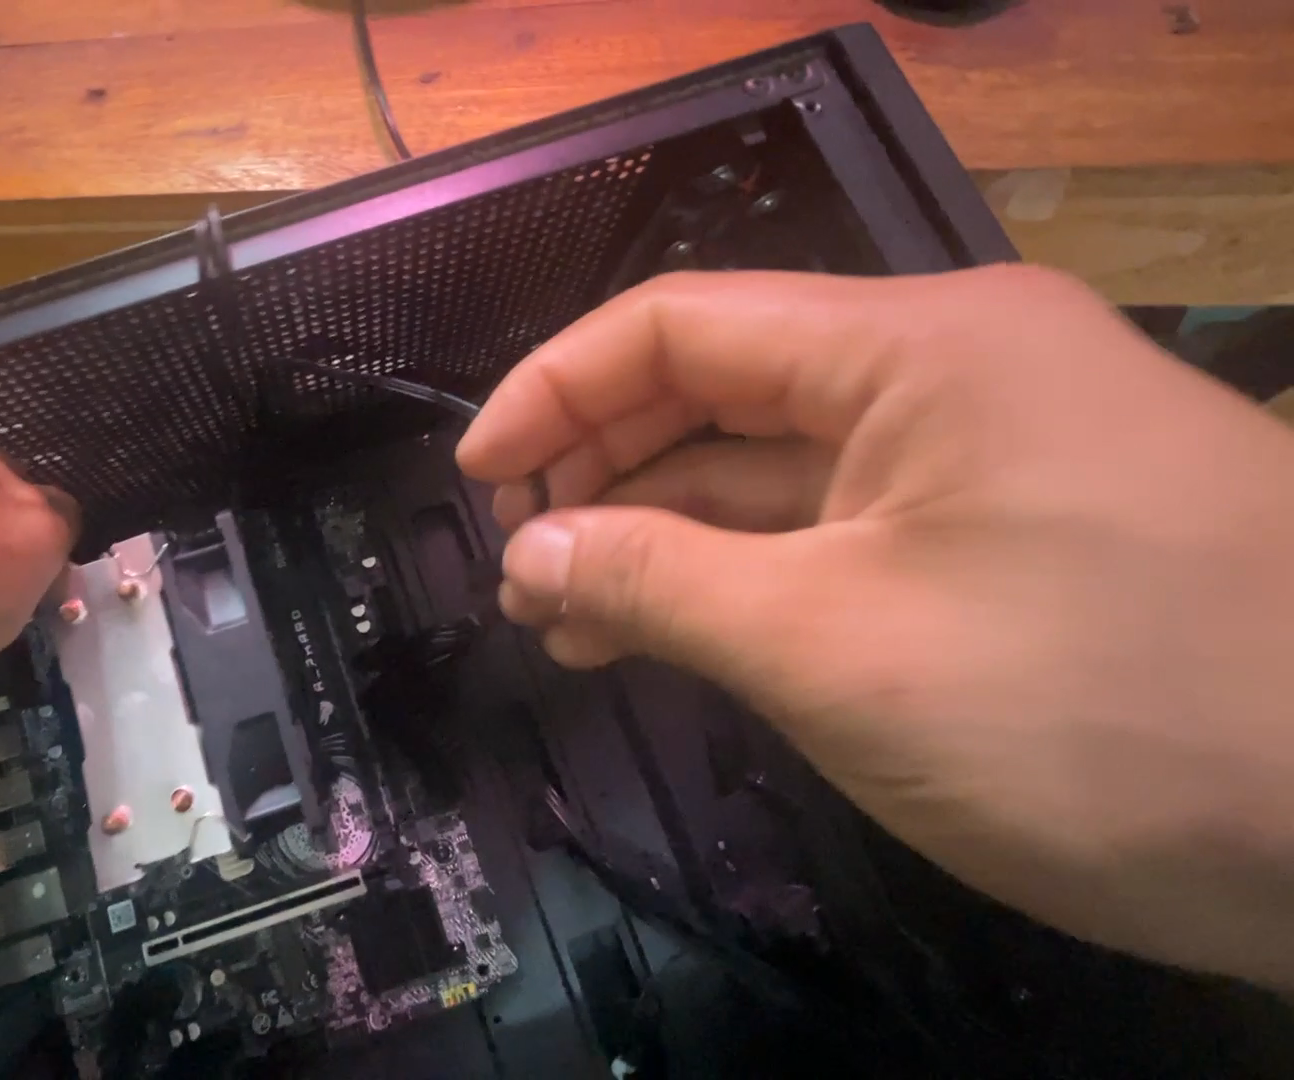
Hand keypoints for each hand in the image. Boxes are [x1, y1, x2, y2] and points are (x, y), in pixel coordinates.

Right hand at [456, 266, 1293, 987]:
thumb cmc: (1107, 717)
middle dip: (589, 472)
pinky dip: (703, 579)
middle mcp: (922, 378)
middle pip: (698, 394)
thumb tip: (526, 553)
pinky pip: (789, 536)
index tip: (479, 475)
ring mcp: (942, 463)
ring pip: (737, 475)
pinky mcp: (954, 542)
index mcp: (906, 349)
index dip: (553, 391)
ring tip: (553, 612)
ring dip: (636, 536)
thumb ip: (657, 582)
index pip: (674, 326)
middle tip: (515, 560)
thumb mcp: (832, 645)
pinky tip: (632, 632)